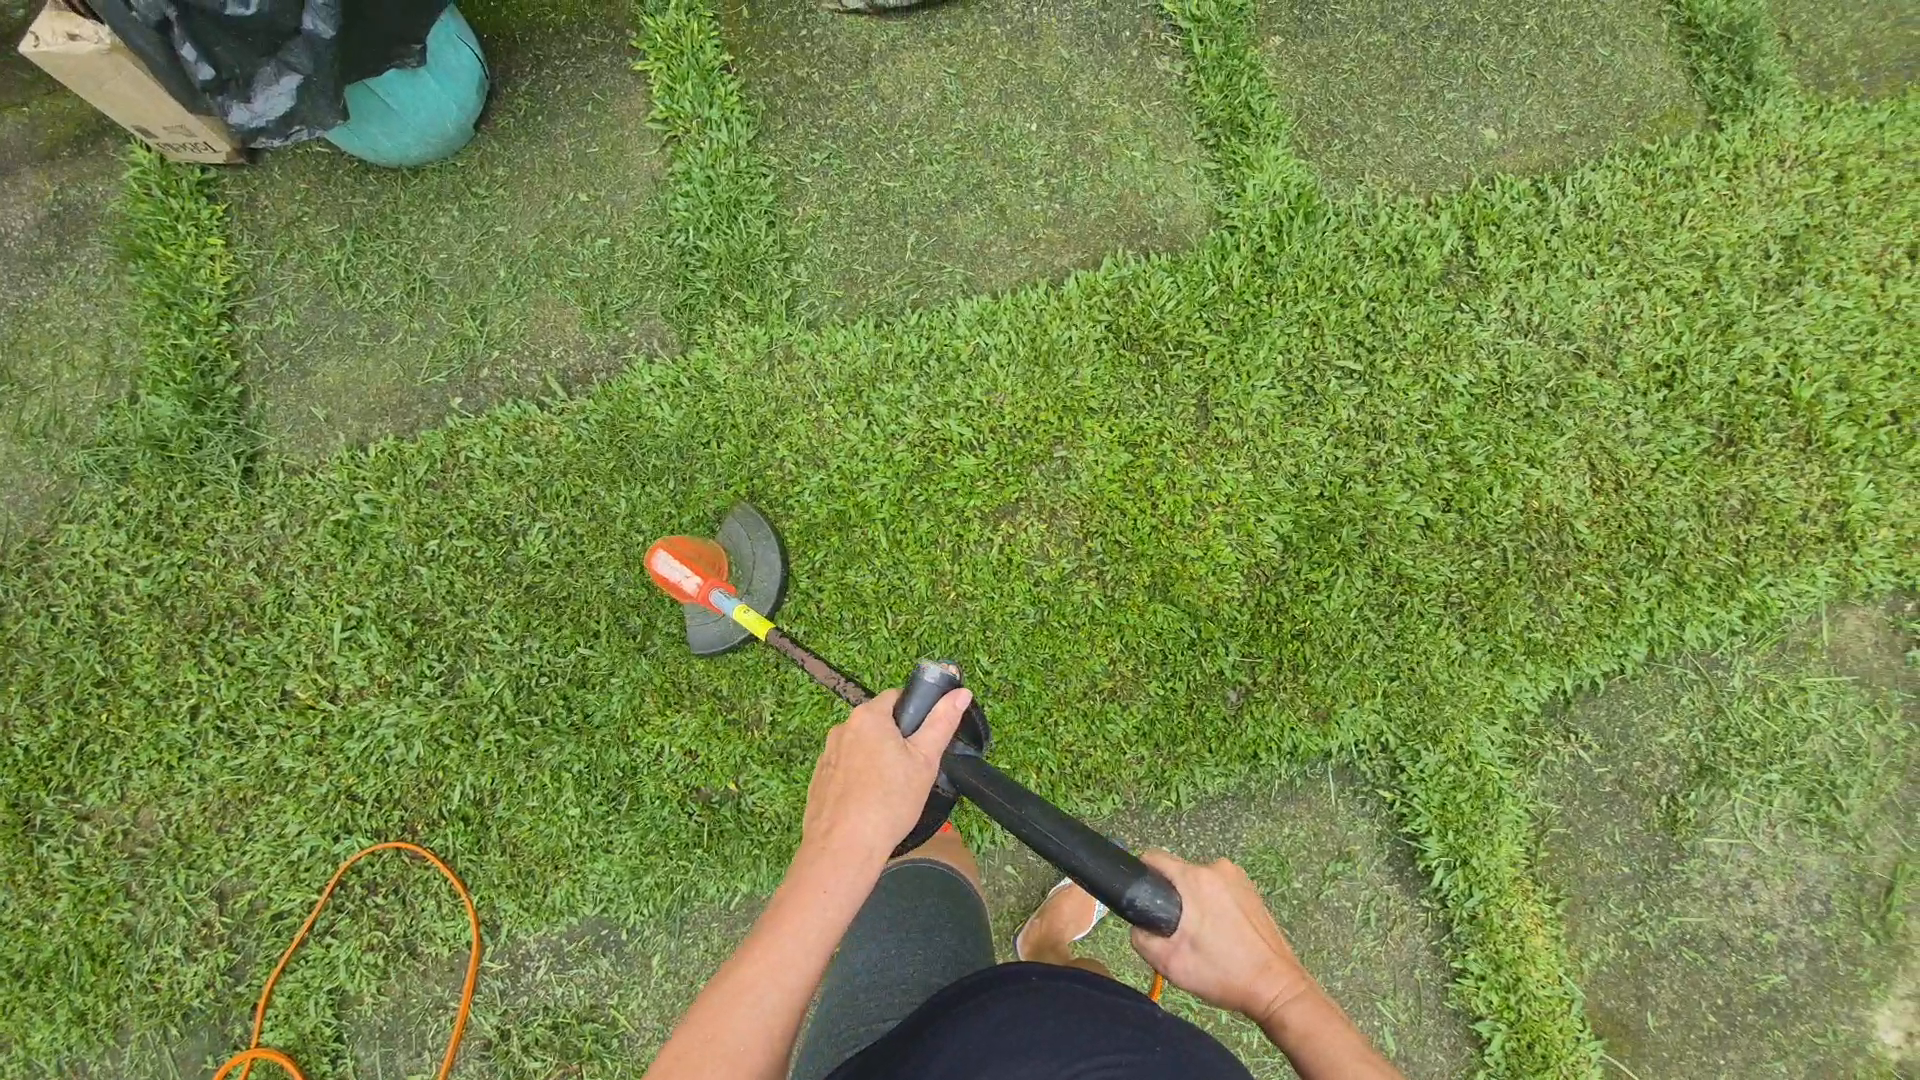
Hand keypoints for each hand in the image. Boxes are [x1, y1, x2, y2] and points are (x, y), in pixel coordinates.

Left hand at [800, 687, 970, 867]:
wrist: (843, 849)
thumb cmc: (890, 801)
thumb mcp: (925, 760)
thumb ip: (942, 722)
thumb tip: (961, 692)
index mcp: (868, 716)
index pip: (896, 697)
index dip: (915, 714)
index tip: (925, 740)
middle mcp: (842, 728)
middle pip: (878, 723)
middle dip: (896, 740)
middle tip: (913, 769)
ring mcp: (827, 754)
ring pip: (862, 747)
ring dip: (877, 759)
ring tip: (892, 791)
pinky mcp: (819, 779)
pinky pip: (846, 769)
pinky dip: (859, 779)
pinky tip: (869, 803)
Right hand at [1129, 850, 1315, 1022]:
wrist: (1276, 988)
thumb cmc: (1223, 973)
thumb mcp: (1170, 964)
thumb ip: (1141, 939)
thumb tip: (1138, 925)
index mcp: (1195, 879)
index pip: (1154, 857)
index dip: (1142, 874)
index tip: (1142, 898)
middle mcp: (1217, 868)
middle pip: (1178, 872)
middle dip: (1172, 897)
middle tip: (1178, 931)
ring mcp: (1238, 877)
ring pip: (1199, 882)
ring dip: (1194, 901)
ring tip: (1203, 936)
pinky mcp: (1252, 890)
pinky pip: (1219, 889)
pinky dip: (1214, 905)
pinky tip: (1222, 933)